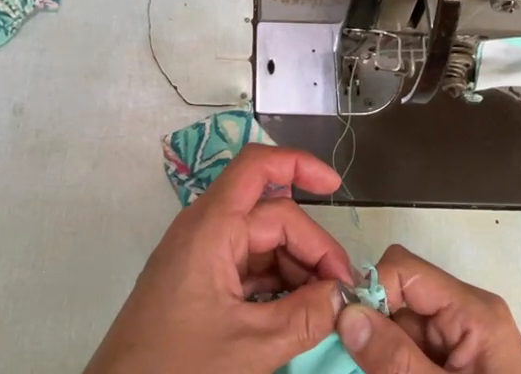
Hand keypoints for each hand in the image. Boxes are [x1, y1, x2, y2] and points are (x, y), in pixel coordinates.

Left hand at [84, 145, 356, 373]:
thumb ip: (304, 317)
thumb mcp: (250, 346)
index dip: (300, 166)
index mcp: (211, 226)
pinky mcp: (201, 282)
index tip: (337, 186)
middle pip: (270, 213)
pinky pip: (249, 267)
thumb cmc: (178, 365)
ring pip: (262, 242)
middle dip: (311, 243)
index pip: (261, 172)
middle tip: (342, 289)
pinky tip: (300, 311)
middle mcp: (206, 229)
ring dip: (297, 267)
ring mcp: (202, 256)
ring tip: (325, 306)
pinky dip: (278, 284)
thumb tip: (343, 295)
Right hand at [335, 244, 520, 373]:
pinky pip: (408, 356)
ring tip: (358, 371)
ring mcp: (457, 345)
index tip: (342, 330)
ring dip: (377, 357)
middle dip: (370, 332)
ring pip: (396, 333)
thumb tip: (347, 313)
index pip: (404, 271)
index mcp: (472, 312)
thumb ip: (397, 360)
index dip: (370, 292)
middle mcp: (463, 317)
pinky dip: (390, 369)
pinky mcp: (450, 368)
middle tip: (348, 365)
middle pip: (397, 301)